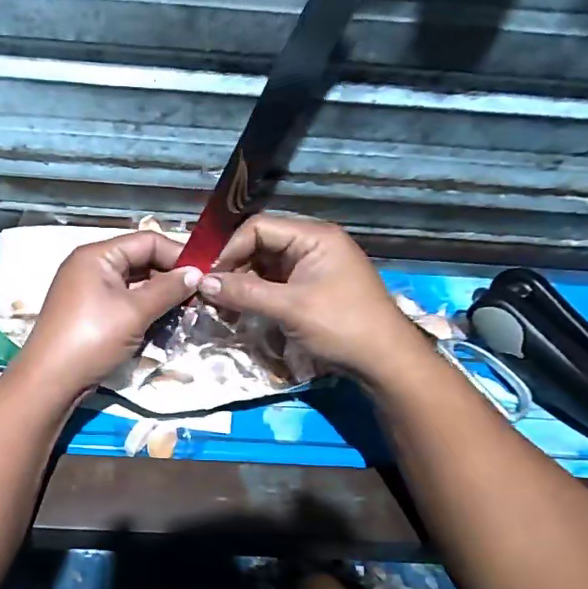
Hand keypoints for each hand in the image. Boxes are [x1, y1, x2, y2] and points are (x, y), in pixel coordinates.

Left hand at [10, 231, 201, 396]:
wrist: (50, 380)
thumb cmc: (92, 338)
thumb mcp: (135, 312)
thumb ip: (168, 289)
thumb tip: (196, 274)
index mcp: (97, 255)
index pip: (147, 240)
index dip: (178, 254)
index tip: (206, 274)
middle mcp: (90, 266)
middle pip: (140, 261)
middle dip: (170, 277)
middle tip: (199, 296)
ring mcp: (87, 291)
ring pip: (133, 284)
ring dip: (159, 296)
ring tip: (185, 311)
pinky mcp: (88, 314)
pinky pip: (122, 303)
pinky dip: (143, 310)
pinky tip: (162, 323)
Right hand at [198, 214, 430, 379]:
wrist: (385, 361)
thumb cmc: (341, 326)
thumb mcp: (289, 308)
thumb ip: (244, 292)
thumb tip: (202, 283)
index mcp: (314, 237)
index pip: (258, 228)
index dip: (230, 250)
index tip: (211, 280)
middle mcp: (312, 245)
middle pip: (258, 245)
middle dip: (233, 269)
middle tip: (211, 297)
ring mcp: (311, 267)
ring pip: (263, 266)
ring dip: (240, 285)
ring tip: (223, 309)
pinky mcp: (310, 289)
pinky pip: (273, 284)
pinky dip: (254, 296)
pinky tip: (240, 313)